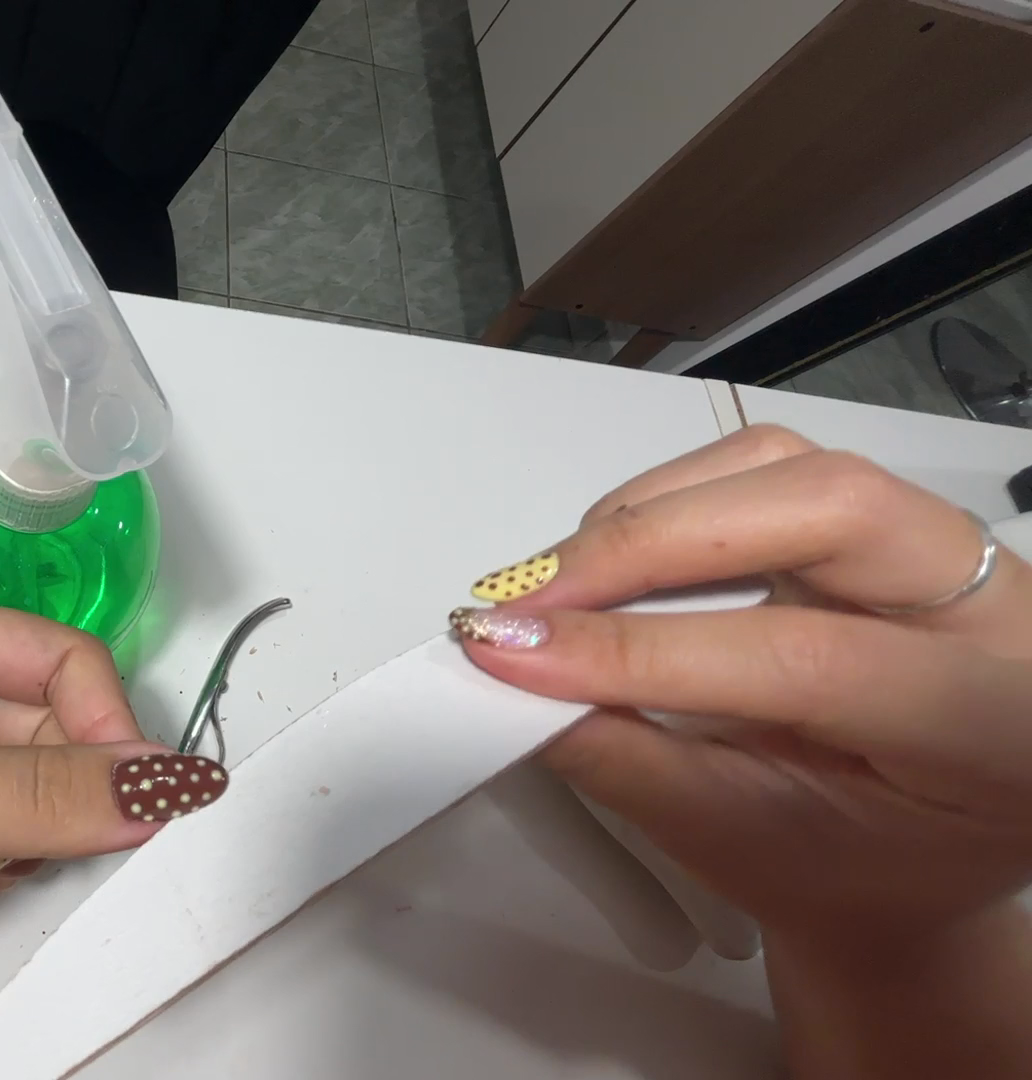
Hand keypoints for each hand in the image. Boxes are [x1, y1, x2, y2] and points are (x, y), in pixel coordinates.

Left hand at [0, 599, 223, 1054]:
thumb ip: (30, 796)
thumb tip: (164, 781)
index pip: (60, 660)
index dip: (109, 723)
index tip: (138, 804)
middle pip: (55, 723)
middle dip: (79, 786)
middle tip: (70, 854)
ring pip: (34, 782)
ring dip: (46, 829)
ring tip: (2, 873)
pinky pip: (1, 830)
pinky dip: (14, 861)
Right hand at [451, 425, 1031, 942]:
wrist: (887, 843)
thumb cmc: (816, 859)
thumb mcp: (712, 831)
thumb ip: (608, 750)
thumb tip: (503, 664)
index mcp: (996, 730)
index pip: (804, 657)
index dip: (634, 648)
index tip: (500, 648)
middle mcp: (1002, 612)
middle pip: (821, 505)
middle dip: (641, 545)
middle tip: (526, 599)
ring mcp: (936, 549)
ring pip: (776, 466)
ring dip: (640, 515)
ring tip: (556, 585)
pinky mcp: (860, 524)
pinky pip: (744, 470)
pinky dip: (647, 505)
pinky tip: (602, 566)